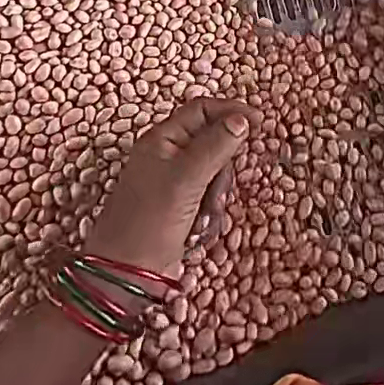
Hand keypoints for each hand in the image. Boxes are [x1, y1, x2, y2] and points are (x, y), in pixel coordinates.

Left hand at [84, 98, 255, 275]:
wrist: (124, 274)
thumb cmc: (147, 221)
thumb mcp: (185, 179)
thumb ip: (215, 146)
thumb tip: (242, 120)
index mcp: (162, 139)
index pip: (202, 110)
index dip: (230, 111)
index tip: (258, 122)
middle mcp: (168, 156)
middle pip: (214, 144)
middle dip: (222, 169)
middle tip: (217, 191)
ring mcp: (175, 183)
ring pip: (215, 175)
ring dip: (216, 196)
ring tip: (203, 217)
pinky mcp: (182, 208)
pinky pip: (209, 200)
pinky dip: (209, 215)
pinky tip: (197, 231)